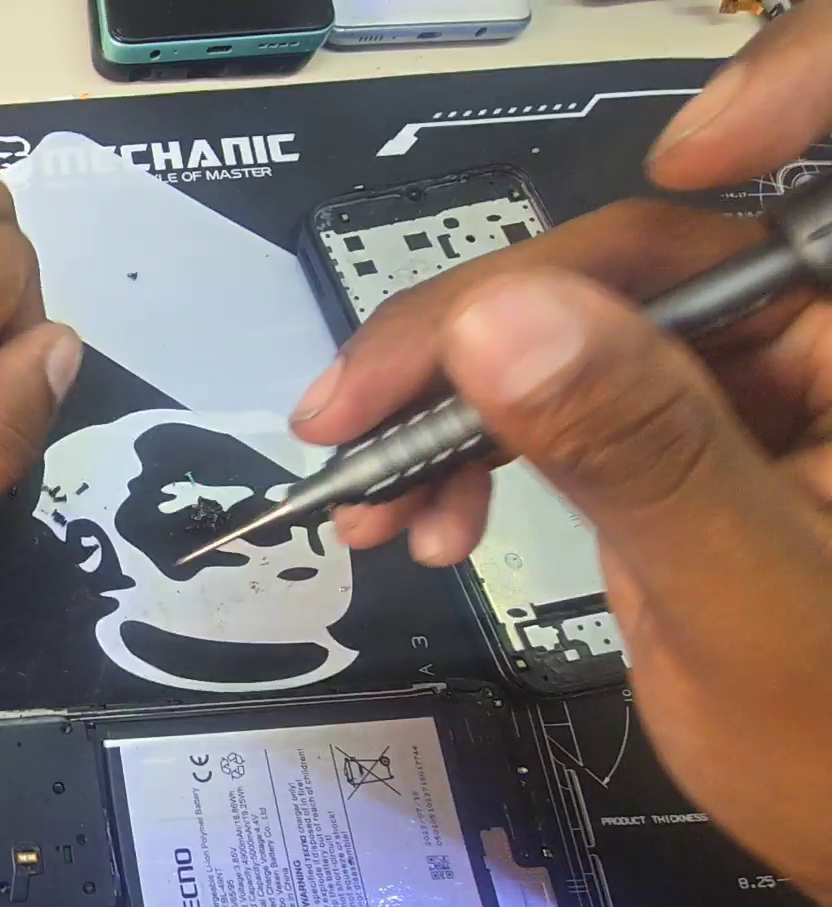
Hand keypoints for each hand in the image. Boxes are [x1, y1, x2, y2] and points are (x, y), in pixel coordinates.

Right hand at [287, 3, 831, 901]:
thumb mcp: (743, 600)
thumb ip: (633, 450)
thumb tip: (492, 319)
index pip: (806, 203)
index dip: (799, 91)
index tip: (687, 150)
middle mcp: (808, 344)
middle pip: (619, 272)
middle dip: (460, 343)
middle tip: (338, 419)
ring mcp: (721, 392)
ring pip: (543, 346)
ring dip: (429, 419)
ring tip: (365, 505)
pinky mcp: (652, 439)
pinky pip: (528, 411)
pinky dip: (450, 458)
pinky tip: (411, 519)